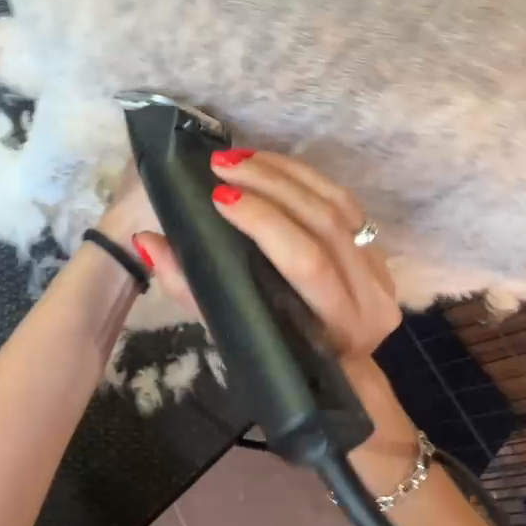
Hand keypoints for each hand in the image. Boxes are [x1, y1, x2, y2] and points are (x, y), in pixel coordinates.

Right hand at [130, 150, 401, 363]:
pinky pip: (342, 198)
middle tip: (220, 165)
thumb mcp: (229, 329)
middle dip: (268, 186)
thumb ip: (187, 286)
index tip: (218, 196)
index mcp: (336, 328)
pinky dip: (301, 174)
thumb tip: (146, 240)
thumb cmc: (276, 353)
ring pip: (335, 204)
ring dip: (282, 172)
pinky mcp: (376, 246)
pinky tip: (266, 161)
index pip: (306, 263)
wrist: (338, 369)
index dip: (265, 223)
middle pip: (322, 224)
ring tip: (238, 157)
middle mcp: (368, 299)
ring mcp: (379, 269)